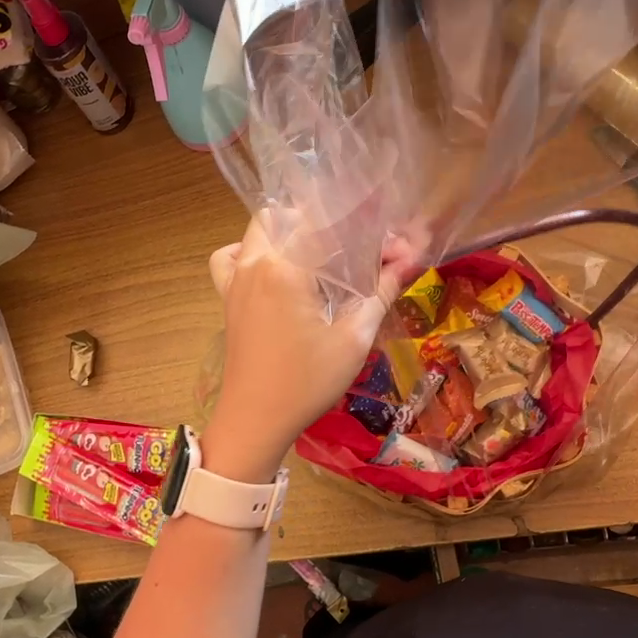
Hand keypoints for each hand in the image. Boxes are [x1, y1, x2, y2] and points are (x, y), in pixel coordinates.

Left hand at [203, 214, 406, 482]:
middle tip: (356, 245)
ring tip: (316, 253)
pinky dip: (248, 253)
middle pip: (286, 216)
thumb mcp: (353, 339)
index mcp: (284, 269)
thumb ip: (380, 291)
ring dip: (285, 230)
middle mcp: (253, 265)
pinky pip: (229, 258)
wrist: (254, 420)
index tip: (393, 241)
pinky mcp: (227, 299)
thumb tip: (409, 258)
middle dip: (323, 220)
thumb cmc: (306, 383)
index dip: (363, 224)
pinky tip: (273, 270)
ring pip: (255, 231)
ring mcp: (234, 281)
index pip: (325, 223)